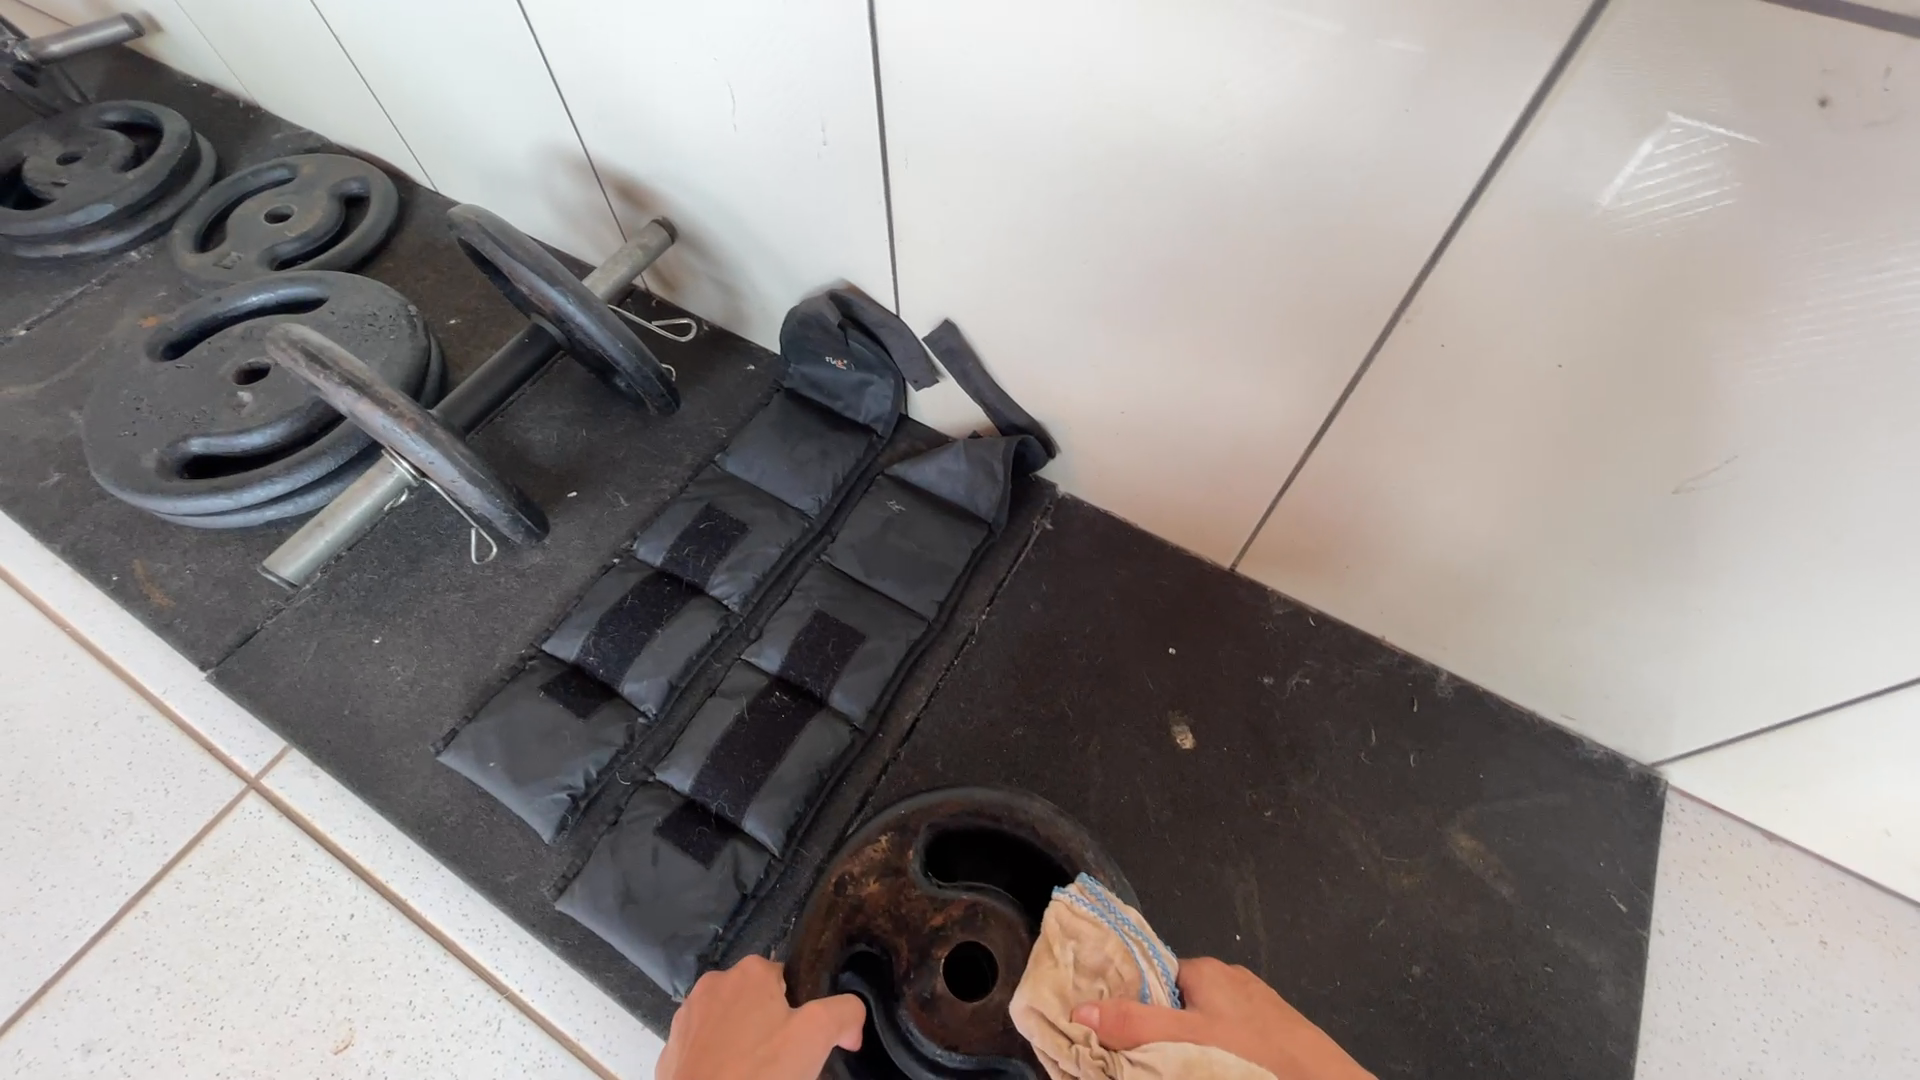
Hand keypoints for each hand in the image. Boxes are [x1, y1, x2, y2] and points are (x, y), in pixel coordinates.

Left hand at [657, 955, 865, 1079]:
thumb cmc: (758, 1075)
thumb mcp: (816, 1037)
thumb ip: (845, 1012)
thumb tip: (852, 1021)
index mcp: (751, 971)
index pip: (788, 983)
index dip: (801, 1014)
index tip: (805, 1047)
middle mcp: (715, 984)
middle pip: (759, 1004)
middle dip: (772, 1032)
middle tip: (782, 1069)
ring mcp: (687, 1019)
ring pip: (731, 1028)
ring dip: (744, 1049)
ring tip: (755, 1079)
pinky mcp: (670, 1054)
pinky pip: (706, 1053)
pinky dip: (719, 1068)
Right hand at [1071, 956, 1372, 1079]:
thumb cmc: (1252, 1055)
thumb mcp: (1183, 1040)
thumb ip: (1133, 1025)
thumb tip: (1078, 1010)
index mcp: (1205, 969)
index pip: (1156, 978)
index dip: (1136, 1004)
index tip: (1120, 1032)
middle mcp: (1231, 978)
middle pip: (1182, 1002)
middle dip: (1166, 1029)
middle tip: (1151, 1060)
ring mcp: (1259, 1006)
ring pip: (1211, 1022)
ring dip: (1196, 1045)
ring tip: (1182, 1069)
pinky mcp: (1280, 1032)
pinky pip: (1238, 1038)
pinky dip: (1225, 1055)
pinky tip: (1220, 1073)